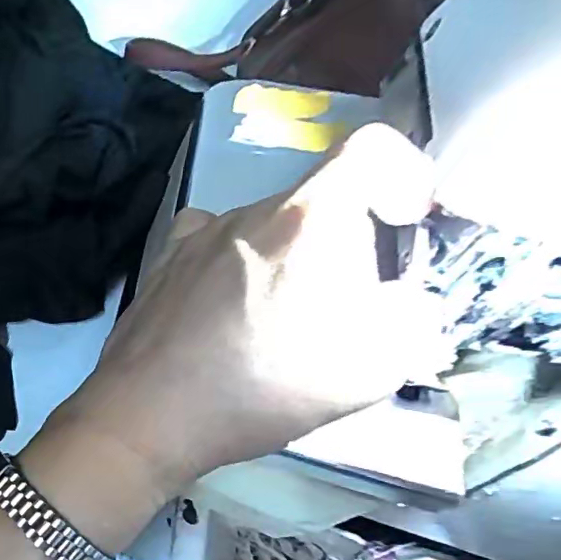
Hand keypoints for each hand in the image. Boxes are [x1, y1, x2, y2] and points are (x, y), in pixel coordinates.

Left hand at [51, 124, 442, 501]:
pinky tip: (226, 310)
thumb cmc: (263, 388)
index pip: (370, 148)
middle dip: (341, 244)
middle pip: (314, 203)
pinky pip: (214, 247)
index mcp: (307, 217)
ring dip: (284, 261)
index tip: (403, 221)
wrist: (149, 410)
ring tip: (273, 324)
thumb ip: (411, 317)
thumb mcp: (374, 368)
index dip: (403, 173)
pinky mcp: (161, 262)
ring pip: (262, 230)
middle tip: (341, 305)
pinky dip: (234, 267)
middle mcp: (246, 211)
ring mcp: (195, 235)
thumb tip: (401, 298)